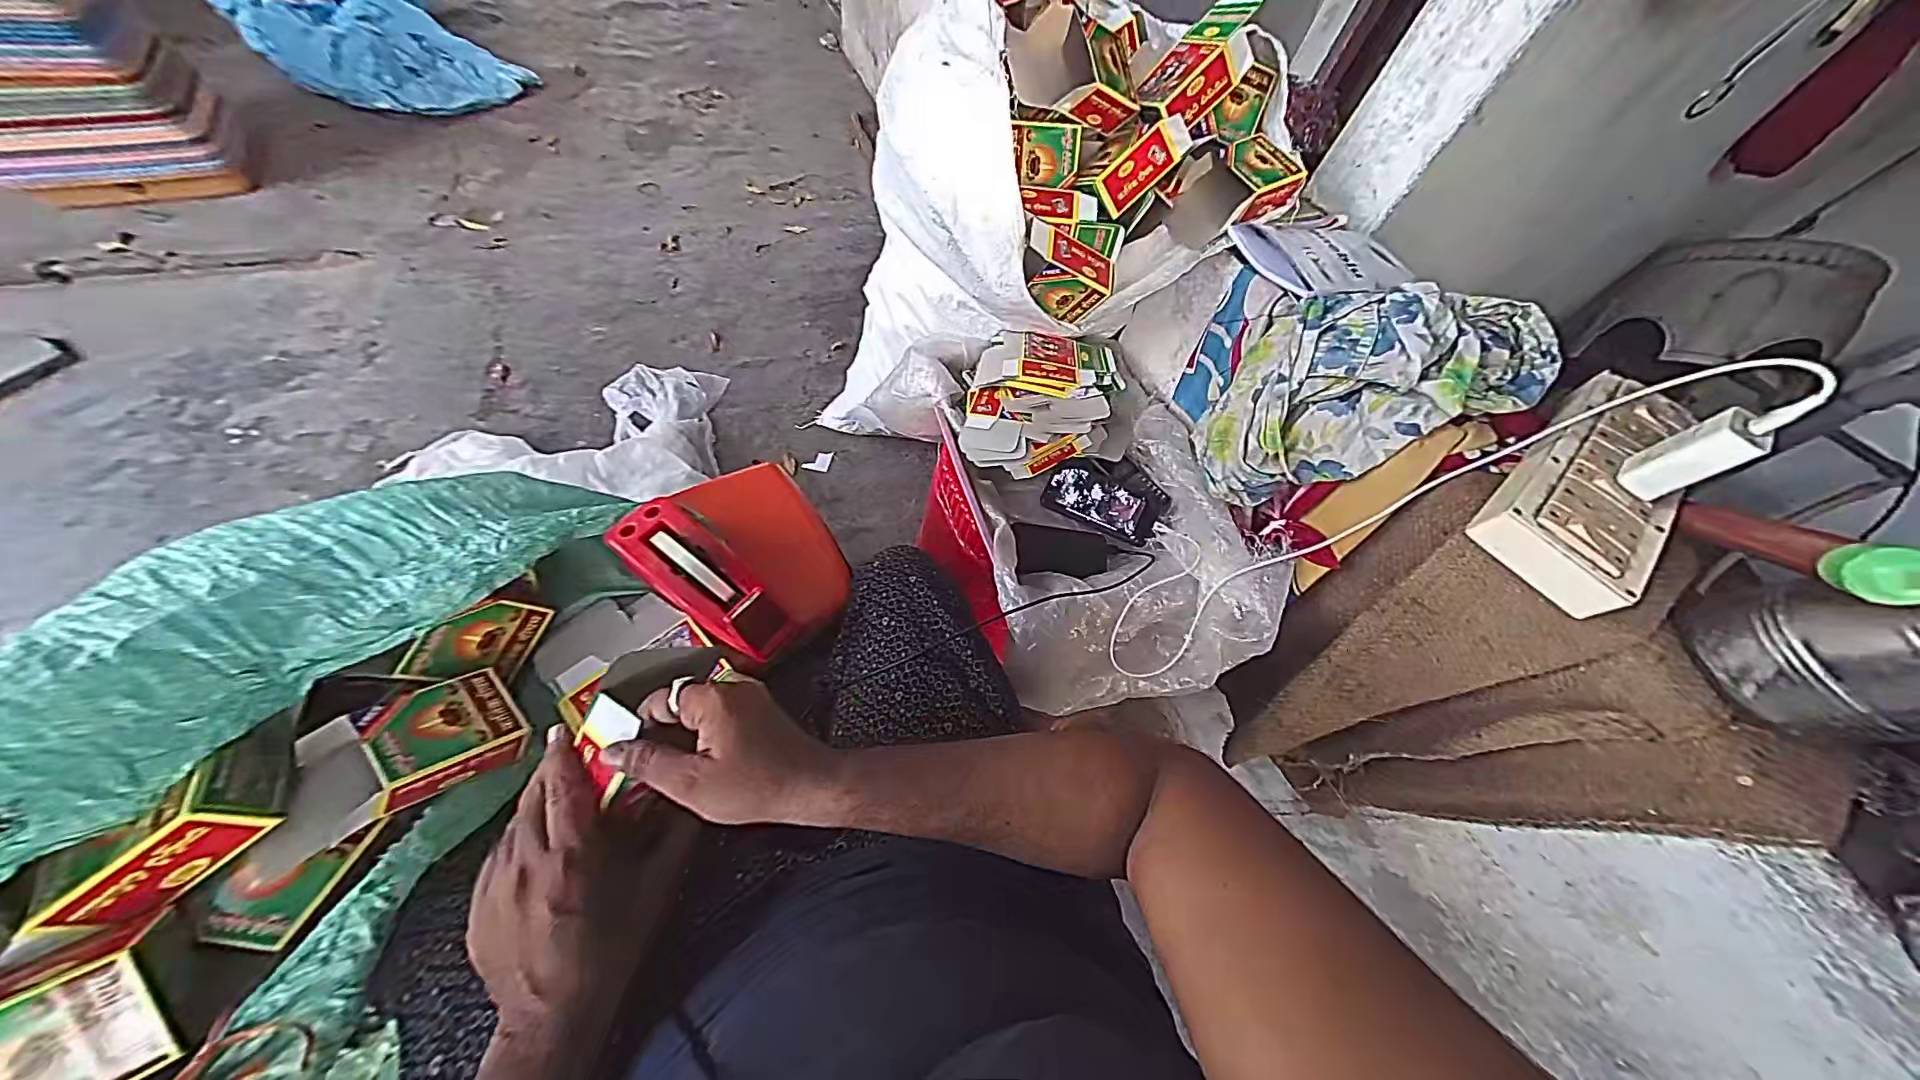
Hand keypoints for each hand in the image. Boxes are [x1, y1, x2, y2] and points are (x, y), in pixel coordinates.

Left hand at [468, 728, 694, 1051]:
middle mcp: (525, 863)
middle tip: (569, 764)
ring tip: (559, 811)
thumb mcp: (653, 890)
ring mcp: (495, 885)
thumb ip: (674, 837)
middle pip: (531, 797)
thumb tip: (687, 799)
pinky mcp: (477, 905)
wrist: (551, 1015)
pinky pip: (499, 854)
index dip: (562, 753)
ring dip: (535, 807)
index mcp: (570, 856)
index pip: (560, 786)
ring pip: (513, 824)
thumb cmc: (608, 952)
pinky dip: (520, 839)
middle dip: (549, 774)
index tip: (565, 732)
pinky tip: (540, 852)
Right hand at [605, 680, 840, 826]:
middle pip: (678, 703)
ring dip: (685, 736)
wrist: (811, 786)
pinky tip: (709, 764)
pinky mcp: (760, 709)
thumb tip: (614, 750)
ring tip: (684, 769)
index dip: (638, 727)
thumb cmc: (761, 785)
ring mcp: (749, 696)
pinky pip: (721, 715)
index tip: (629, 752)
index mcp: (713, 697)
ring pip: (699, 710)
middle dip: (662, 734)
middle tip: (655, 767)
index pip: (656, 699)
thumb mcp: (691, 783)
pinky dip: (708, 735)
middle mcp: (732, 687)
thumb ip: (648, 763)